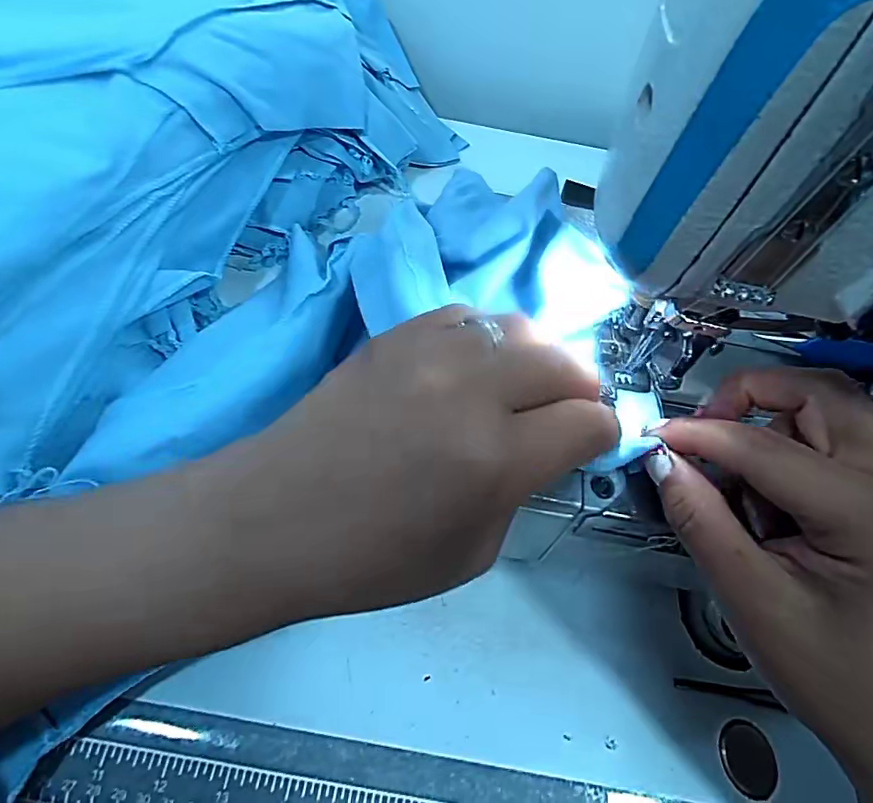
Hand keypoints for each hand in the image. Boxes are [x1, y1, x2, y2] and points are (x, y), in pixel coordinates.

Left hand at [196, 305, 617, 622]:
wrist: (272, 516)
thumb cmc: (371, 556)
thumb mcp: (472, 552)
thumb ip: (522, 490)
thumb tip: (547, 446)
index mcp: (495, 458)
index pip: (589, 421)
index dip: (601, 434)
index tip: (589, 444)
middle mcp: (473, 390)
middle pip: (566, 362)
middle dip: (579, 391)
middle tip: (561, 414)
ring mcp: (433, 351)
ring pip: (523, 326)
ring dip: (536, 359)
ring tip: (518, 386)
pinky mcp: (400, 332)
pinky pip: (471, 316)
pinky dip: (487, 340)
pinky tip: (470, 366)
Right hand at [649, 368, 872, 802]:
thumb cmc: (842, 685)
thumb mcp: (754, 603)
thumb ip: (702, 520)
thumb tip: (665, 461)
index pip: (771, 448)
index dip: (705, 434)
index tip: (662, 437)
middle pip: (823, 394)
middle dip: (754, 398)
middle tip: (708, 433)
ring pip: (837, 408)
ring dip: (781, 424)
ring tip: (754, 487)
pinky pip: (851, 439)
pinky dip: (805, 448)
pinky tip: (786, 500)